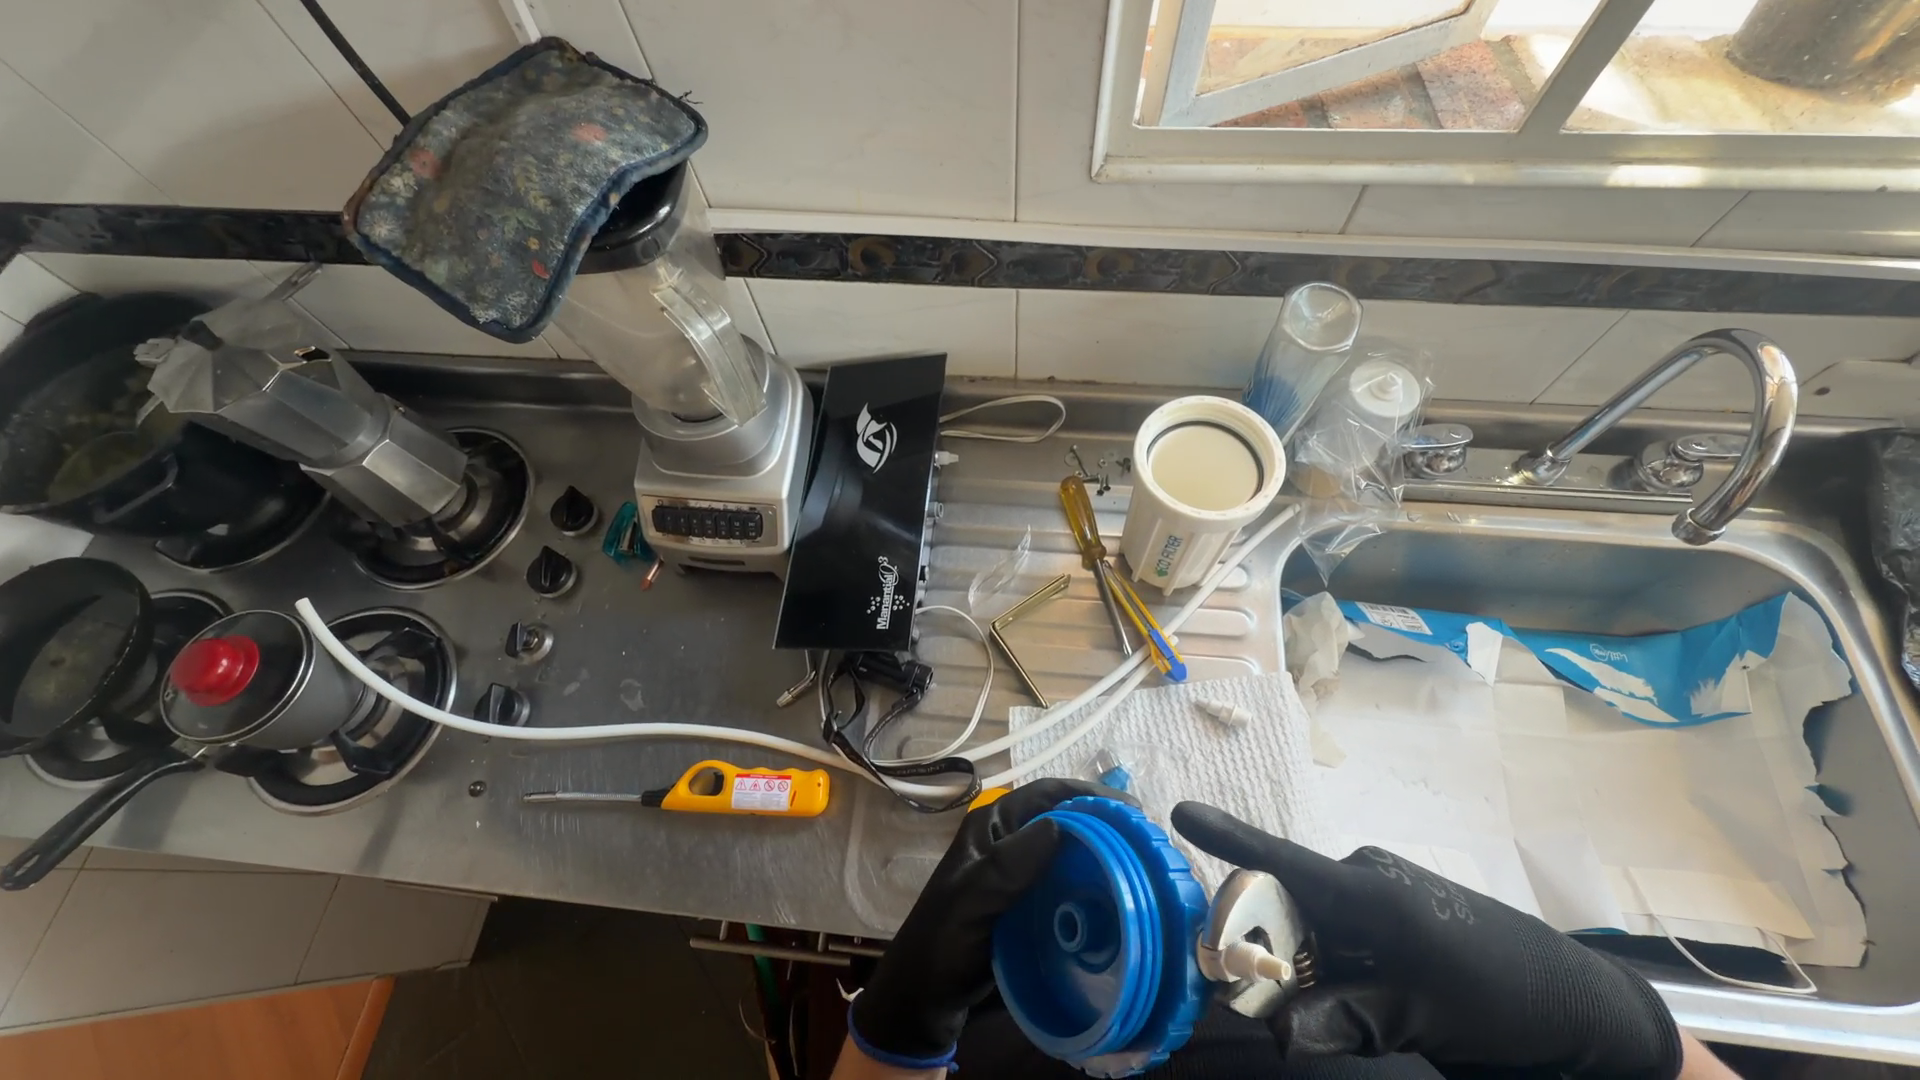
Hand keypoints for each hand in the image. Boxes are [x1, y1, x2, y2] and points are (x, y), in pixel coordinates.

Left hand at [847, 779, 1116, 1070]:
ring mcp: (1021, 874)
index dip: (1089, 794)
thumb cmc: (942, 942)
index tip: (1132, 808)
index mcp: (992, 826)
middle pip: (1065, 819)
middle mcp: (1009, 842)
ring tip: (1143, 865)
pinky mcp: (1031, 904)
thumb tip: (1059, 826)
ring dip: (1103, 854)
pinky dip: (1094, 886)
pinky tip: (1120, 898)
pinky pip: (1069, 885)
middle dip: (1104, 824)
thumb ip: (1007, 867)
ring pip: (1070, 852)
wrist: (925, 997)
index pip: (1047, 794)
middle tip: (1147, 839)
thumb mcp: (971, 901)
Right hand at [1172, 802, 1682, 1079]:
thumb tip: (1275, 1032)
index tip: (1178, 813)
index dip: (1228, 838)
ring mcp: (1380, 888)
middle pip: (1287, 900)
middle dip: (1264, 940)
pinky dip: (1329, 956)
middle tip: (1254, 987)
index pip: (1283, 860)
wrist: (1584, 1007)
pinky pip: (1339, 924)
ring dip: (1303, 957)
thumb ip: (1343, 1019)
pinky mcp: (1393, 906)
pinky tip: (1354, 989)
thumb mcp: (1419, 1020)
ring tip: (1328, 1002)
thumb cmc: (1503, 1003)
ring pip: (1314, 919)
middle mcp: (1365, 875)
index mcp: (1369, 890)